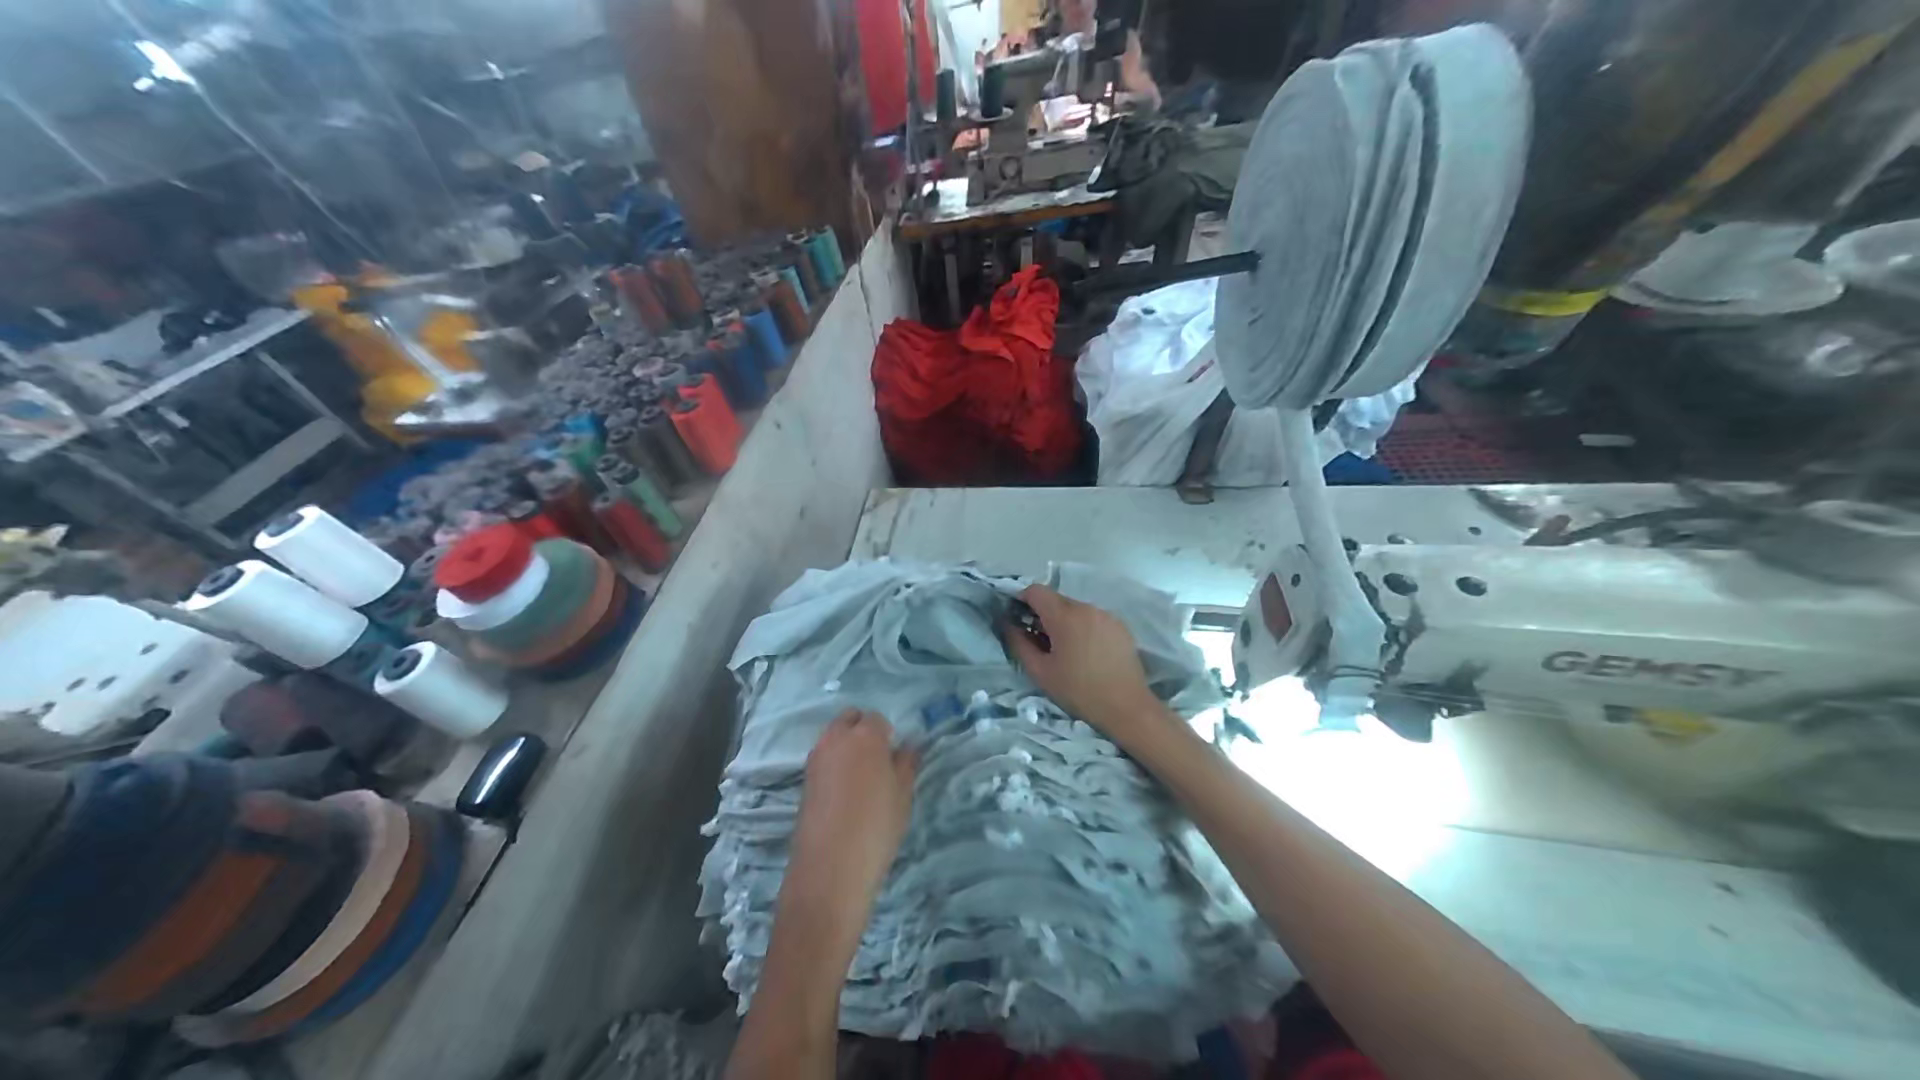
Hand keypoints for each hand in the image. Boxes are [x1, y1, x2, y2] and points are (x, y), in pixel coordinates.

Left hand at [783, 710, 917, 927]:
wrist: (830, 867)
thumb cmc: (876, 827)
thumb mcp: (902, 795)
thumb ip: (906, 764)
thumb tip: (908, 746)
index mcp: (865, 736)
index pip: (877, 718)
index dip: (888, 733)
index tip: (895, 755)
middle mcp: (835, 739)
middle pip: (849, 719)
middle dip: (863, 729)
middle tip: (879, 758)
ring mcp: (815, 758)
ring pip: (833, 737)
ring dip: (846, 745)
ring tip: (862, 777)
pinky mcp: (804, 780)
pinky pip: (823, 758)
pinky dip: (834, 764)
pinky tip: (846, 792)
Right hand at [1003, 585, 1167, 745]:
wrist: (1126, 707)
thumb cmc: (1078, 691)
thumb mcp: (1040, 672)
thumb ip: (1019, 643)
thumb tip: (1008, 625)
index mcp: (1065, 616)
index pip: (1036, 590)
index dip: (1022, 600)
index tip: (1019, 620)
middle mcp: (1087, 607)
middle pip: (1056, 599)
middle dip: (1043, 614)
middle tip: (1040, 642)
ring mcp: (1106, 615)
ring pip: (1075, 609)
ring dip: (1064, 622)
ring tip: (1065, 651)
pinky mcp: (1120, 626)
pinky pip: (1093, 618)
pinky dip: (1083, 627)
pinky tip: (1086, 653)